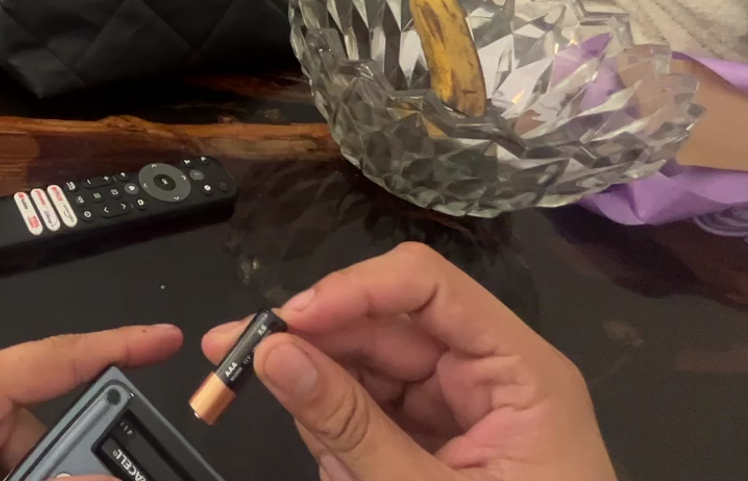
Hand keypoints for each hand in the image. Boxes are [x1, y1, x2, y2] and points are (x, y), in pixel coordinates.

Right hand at [202, 243, 615, 480]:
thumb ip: (348, 426)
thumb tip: (268, 350)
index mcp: (517, 372)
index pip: (426, 285)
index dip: (352, 289)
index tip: (286, 321)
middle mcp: (484, 370)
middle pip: (378, 322)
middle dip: (313, 348)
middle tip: (230, 356)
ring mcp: (455, 401)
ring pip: (360, 362)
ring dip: (323, 402)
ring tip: (333, 468)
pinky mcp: (431, 430)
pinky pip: (363, 403)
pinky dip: (336, 433)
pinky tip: (341, 469)